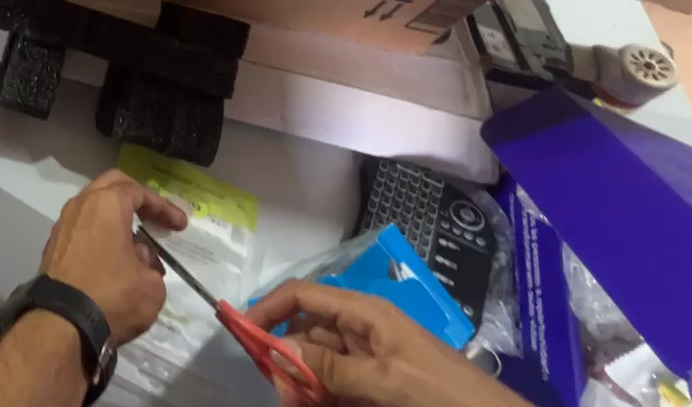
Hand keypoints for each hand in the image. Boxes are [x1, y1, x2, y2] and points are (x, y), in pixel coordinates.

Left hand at [39, 169, 188, 343]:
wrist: (63, 321)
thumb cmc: (113, 295)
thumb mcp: (150, 284)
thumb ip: (150, 262)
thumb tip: (138, 255)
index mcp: (106, 204)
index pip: (138, 192)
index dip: (163, 206)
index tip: (180, 224)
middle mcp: (81, 204)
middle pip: (111, 185)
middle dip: (136, 197)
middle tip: (156, 217)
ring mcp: (64, 222)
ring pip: (93, 205)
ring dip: (116, 216)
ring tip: (138, 240)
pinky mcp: (54, 243)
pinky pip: (82, 226)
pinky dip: (100, 231)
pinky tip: (114, 254)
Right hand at [244, 280, 527, 406]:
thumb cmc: (447, 398)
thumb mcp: (387, 382)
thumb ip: (332, 368)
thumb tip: (280, 353)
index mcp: (364, 312)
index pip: (302, 296)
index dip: (269, 308)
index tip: (244, 334)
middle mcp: (364, 328)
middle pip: (309, 333)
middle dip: (288, 359)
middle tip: (281, 394)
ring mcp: (376, 358)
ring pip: (323, 364)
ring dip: (307, 385)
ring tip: (299, 405)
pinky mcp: (385, 386)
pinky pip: (344, 386)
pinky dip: (328, 398)